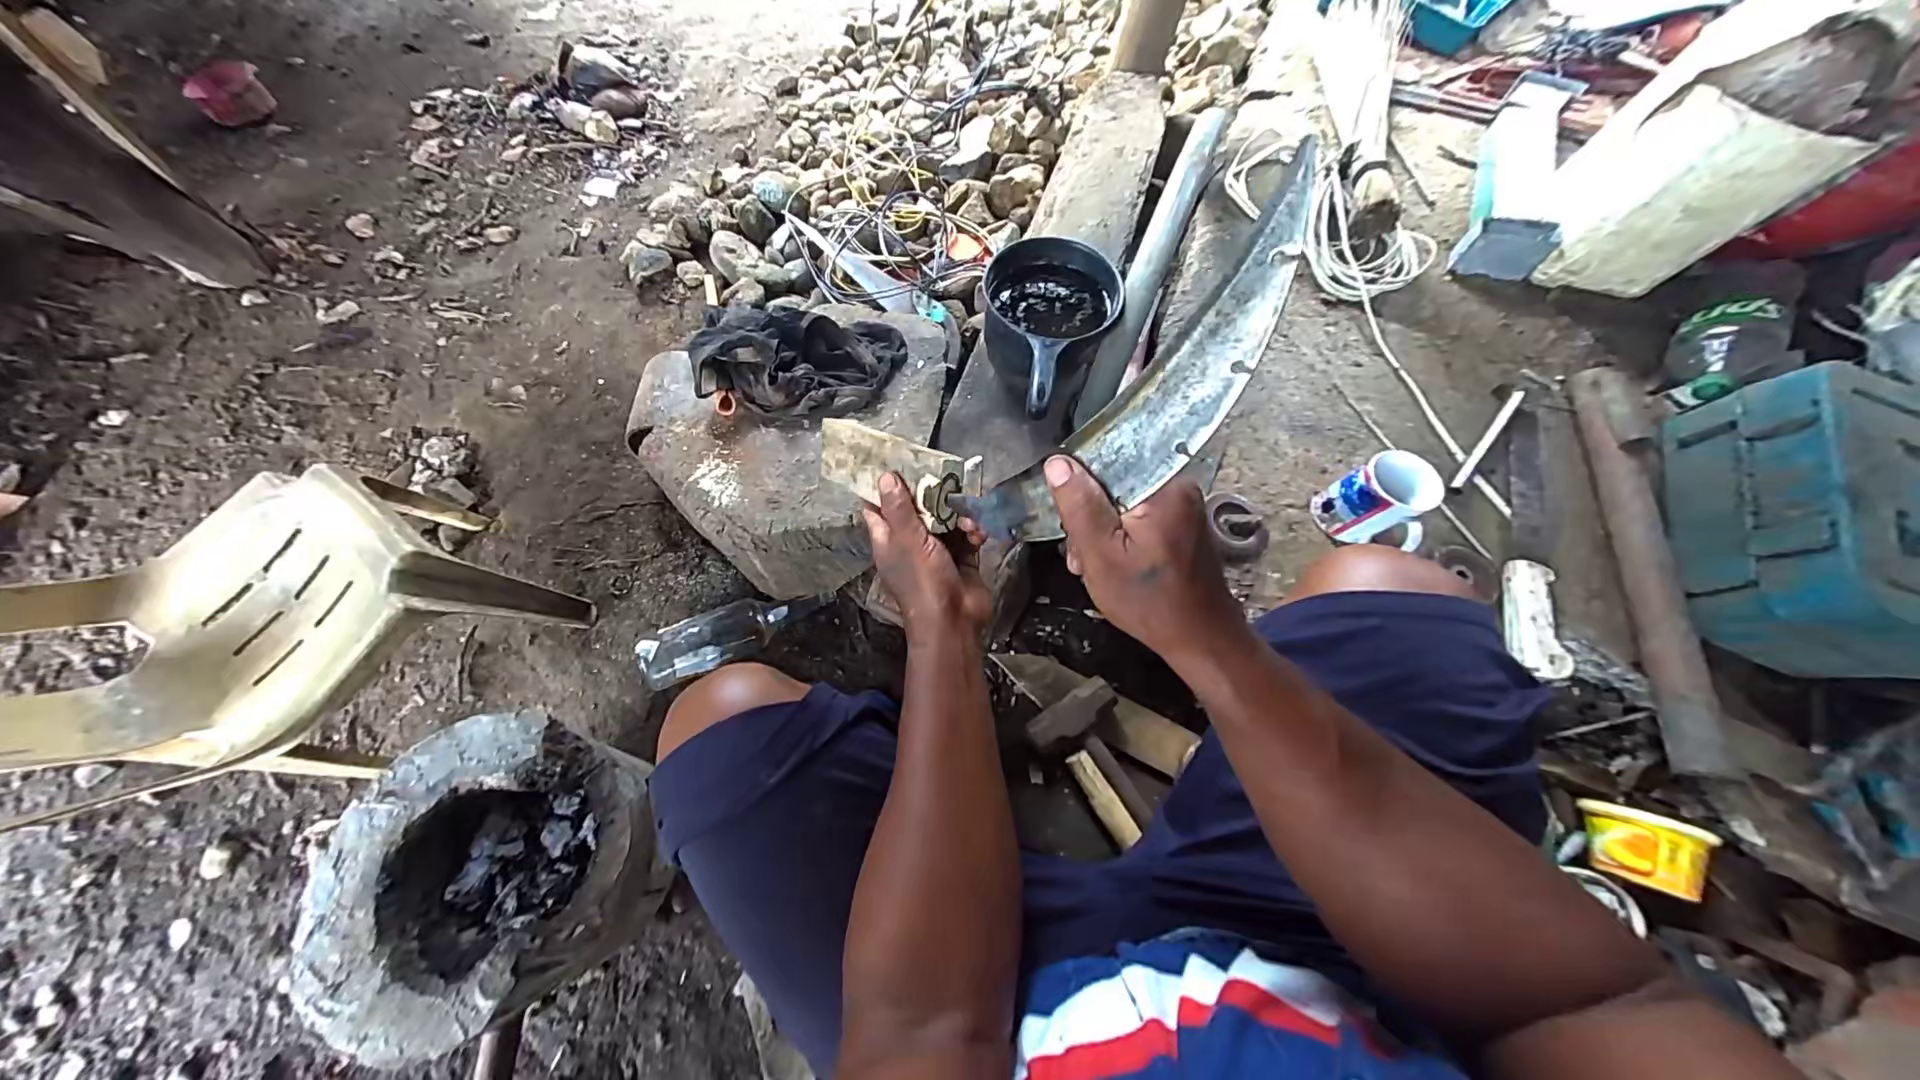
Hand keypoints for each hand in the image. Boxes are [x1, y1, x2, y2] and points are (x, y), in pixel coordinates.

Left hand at [863, 471, 991, 641]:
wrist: (955, 621)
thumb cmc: (923, 582)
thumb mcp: (907, 540)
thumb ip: (898, 508)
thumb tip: (884, 477)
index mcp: (888, 541)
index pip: (878, 508)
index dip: (883, 487)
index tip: (895, 464)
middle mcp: (910, 544)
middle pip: (917, 509)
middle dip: (932, 496)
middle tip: (944, 481)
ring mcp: (936, 552)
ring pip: (946, 520)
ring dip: (959, 515)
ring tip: (967, 520)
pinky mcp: (961, 559)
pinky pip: (966, 536)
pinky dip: (973, 532)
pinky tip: (978, 533)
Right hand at [1045, 455, 1247, 664]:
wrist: (1199, 639)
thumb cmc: (1150, 602)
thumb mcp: (1101, 554)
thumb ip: (1079, 506)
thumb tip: (1058, 463)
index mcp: (1164, 486)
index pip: (1106, 462)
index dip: (1079, 489)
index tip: (1069, 521)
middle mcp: (1178, 488)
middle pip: (1113, 485)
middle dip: (1090, 519)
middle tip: (1081, 556)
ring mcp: (1181, 508)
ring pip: (1122, 505)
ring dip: (1101, 534)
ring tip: (1092, 566)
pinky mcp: (1180, 527)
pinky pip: (1137, 520)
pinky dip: (1120, 541)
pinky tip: (1112, 566)